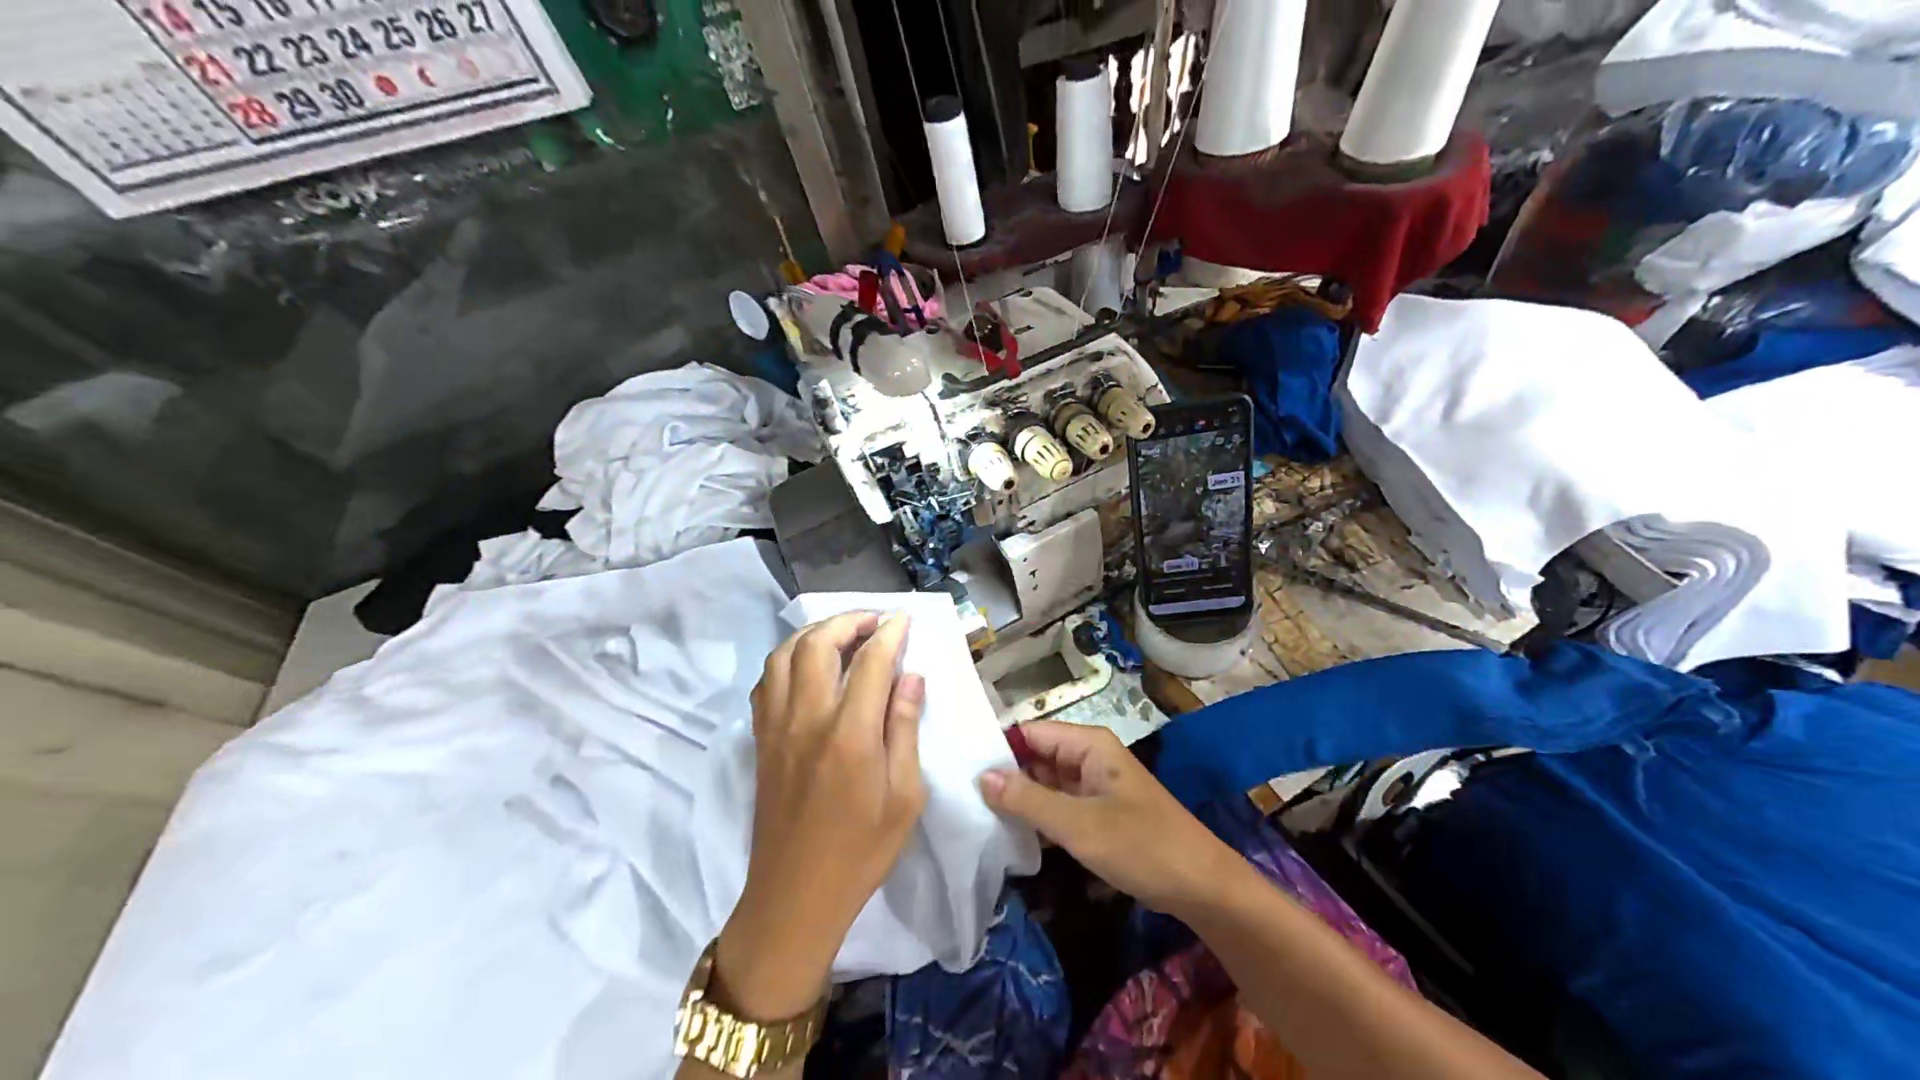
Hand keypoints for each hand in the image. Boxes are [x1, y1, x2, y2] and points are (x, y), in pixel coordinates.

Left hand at [712, 613, 926, 1020]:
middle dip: (848, 621)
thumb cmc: (861, 851)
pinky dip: (786, 660)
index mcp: (849, 734)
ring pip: (783, 655)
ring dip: (813, 633)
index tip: (903, 619)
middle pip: (817, 645)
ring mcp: (776, 727)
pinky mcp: (760, 740)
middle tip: (874, 621)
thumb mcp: (905, 796)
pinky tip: (806, 667)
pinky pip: (765, 682)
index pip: (870, 662)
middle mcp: (807, 719)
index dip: (889, 633)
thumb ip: (904, 728)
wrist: (796, 895)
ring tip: (841, 635)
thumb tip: (910, 676)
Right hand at [980, 721, 1242, 915]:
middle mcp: (1088, 758)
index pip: (1030, 732)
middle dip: (1004, 775)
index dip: (997, 746)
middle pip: (1036, 757)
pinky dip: (1036, 819)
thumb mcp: (1078, 824)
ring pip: (1045, 784)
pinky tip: (1007, 834)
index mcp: (1088, 745)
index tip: (959, 765)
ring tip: (973, 813)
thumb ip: (1027, 799)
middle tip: (959, 794)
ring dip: (1018, 799)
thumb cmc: (1141, 845)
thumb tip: (981, 776)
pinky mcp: (1096, 815)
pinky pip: (1057, 808)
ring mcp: (1093, 787)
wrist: (1201, 888)